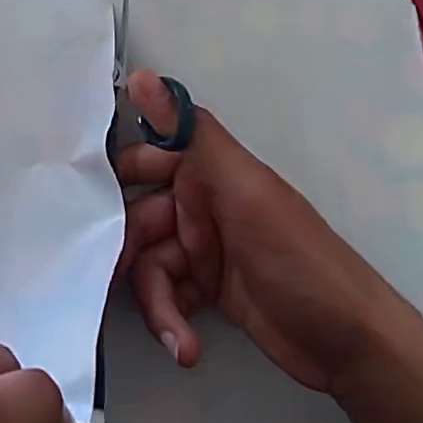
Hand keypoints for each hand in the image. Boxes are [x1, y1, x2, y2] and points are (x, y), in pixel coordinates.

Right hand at [116, 72, 422, 422]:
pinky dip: (171, 321)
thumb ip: (192, 136)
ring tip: (176, 333)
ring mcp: (204, 249)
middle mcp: (203, 203)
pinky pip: (168, 297)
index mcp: (211, 170)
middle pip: (138, 216)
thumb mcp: (246, 193)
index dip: (113, 174)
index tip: (73, 197)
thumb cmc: (299, 259)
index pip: (148, 156)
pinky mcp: (207, 290)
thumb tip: (141, 74)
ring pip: (149, 262)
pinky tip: (185, 347)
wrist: (349, 343)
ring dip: (155, 300)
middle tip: (106, 278)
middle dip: (123, 249)